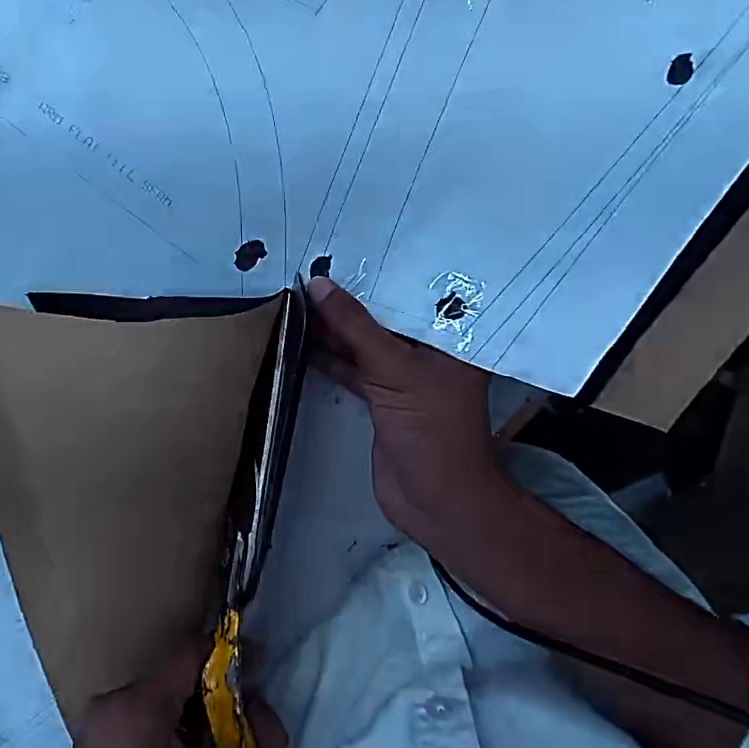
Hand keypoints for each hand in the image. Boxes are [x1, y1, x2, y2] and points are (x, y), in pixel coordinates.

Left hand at [68, 637, 286, 747]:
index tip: (258, 659)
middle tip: (243, 712)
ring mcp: (92, 727)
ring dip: (188, 713)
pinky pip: (134, 720)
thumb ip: (259, 738)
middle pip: (172, 677)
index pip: (190, 652)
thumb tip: (262, 703)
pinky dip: (163, 729)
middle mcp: (108, 704)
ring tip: (215, 743)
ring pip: (154, 699)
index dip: (230, 653)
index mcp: (137, 707)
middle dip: (212, 691)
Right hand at [307, 276, 514, 555]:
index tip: (344, 246)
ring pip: (365, 341)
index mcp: (450, 337)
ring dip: (335, 326)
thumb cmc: (431, 430)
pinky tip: (303, 338)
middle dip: (351, 297)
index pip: (413, 292)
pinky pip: (353, 366)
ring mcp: (404, 375)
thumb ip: (355, 326)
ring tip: (298, 297)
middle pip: (385, 315)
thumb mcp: (394, 370)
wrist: (434, 501)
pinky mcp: (382, 397)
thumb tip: (318, 284)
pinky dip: (330, 355)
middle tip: (312, 269)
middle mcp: (428, 350)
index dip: (380, 270)